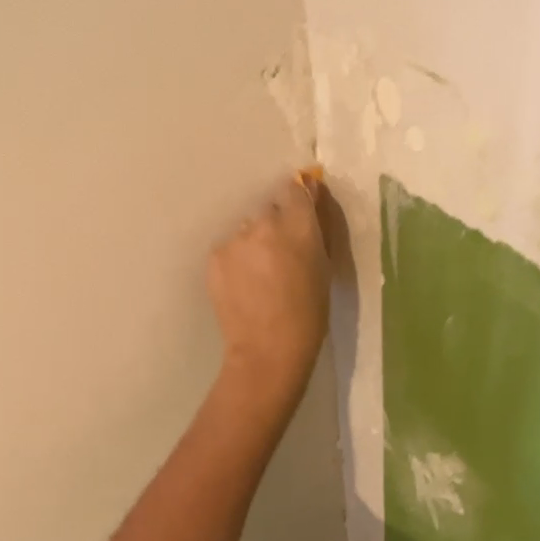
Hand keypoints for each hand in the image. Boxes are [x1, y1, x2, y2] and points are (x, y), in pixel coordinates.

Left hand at [207, 171, 330, 398]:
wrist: (267, 351)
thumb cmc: (308, 317)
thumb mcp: (324, 270)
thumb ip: (318, 230)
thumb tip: (313, 197)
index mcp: (299, 224)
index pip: (294, 189)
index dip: (297, 203)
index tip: (299, 221)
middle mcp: (265, 223)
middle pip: (269, 210)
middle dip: (275, 227)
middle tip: (279, 260)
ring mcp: (236, 239)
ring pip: (247, 231)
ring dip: (253, 245)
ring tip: (258, 279)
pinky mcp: (215, 257)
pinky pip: (229, 250)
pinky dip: (235, 263)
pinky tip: (243, 288)